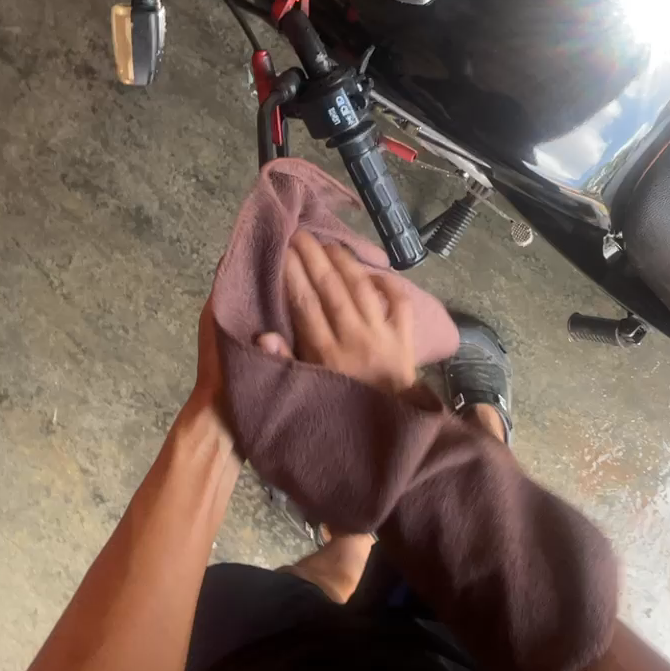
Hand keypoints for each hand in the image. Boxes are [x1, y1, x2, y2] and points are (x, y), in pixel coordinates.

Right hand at [261, 230, 418, 394]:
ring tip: (329, 245)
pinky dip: (389, 284)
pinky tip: (373, 271)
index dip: (293, 274)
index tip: (283, 251)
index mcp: (326, 355)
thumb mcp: (305, 392)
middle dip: (314, 257)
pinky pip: (400, 304)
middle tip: (301, 235)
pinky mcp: (406, 340)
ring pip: (362, 289)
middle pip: (331, 289)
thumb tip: (263, 335)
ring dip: (345, 262)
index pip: (305, 304)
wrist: (390, 435)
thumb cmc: (339, 410)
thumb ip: (284, 363)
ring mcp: (383, 337)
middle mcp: (354, 340)